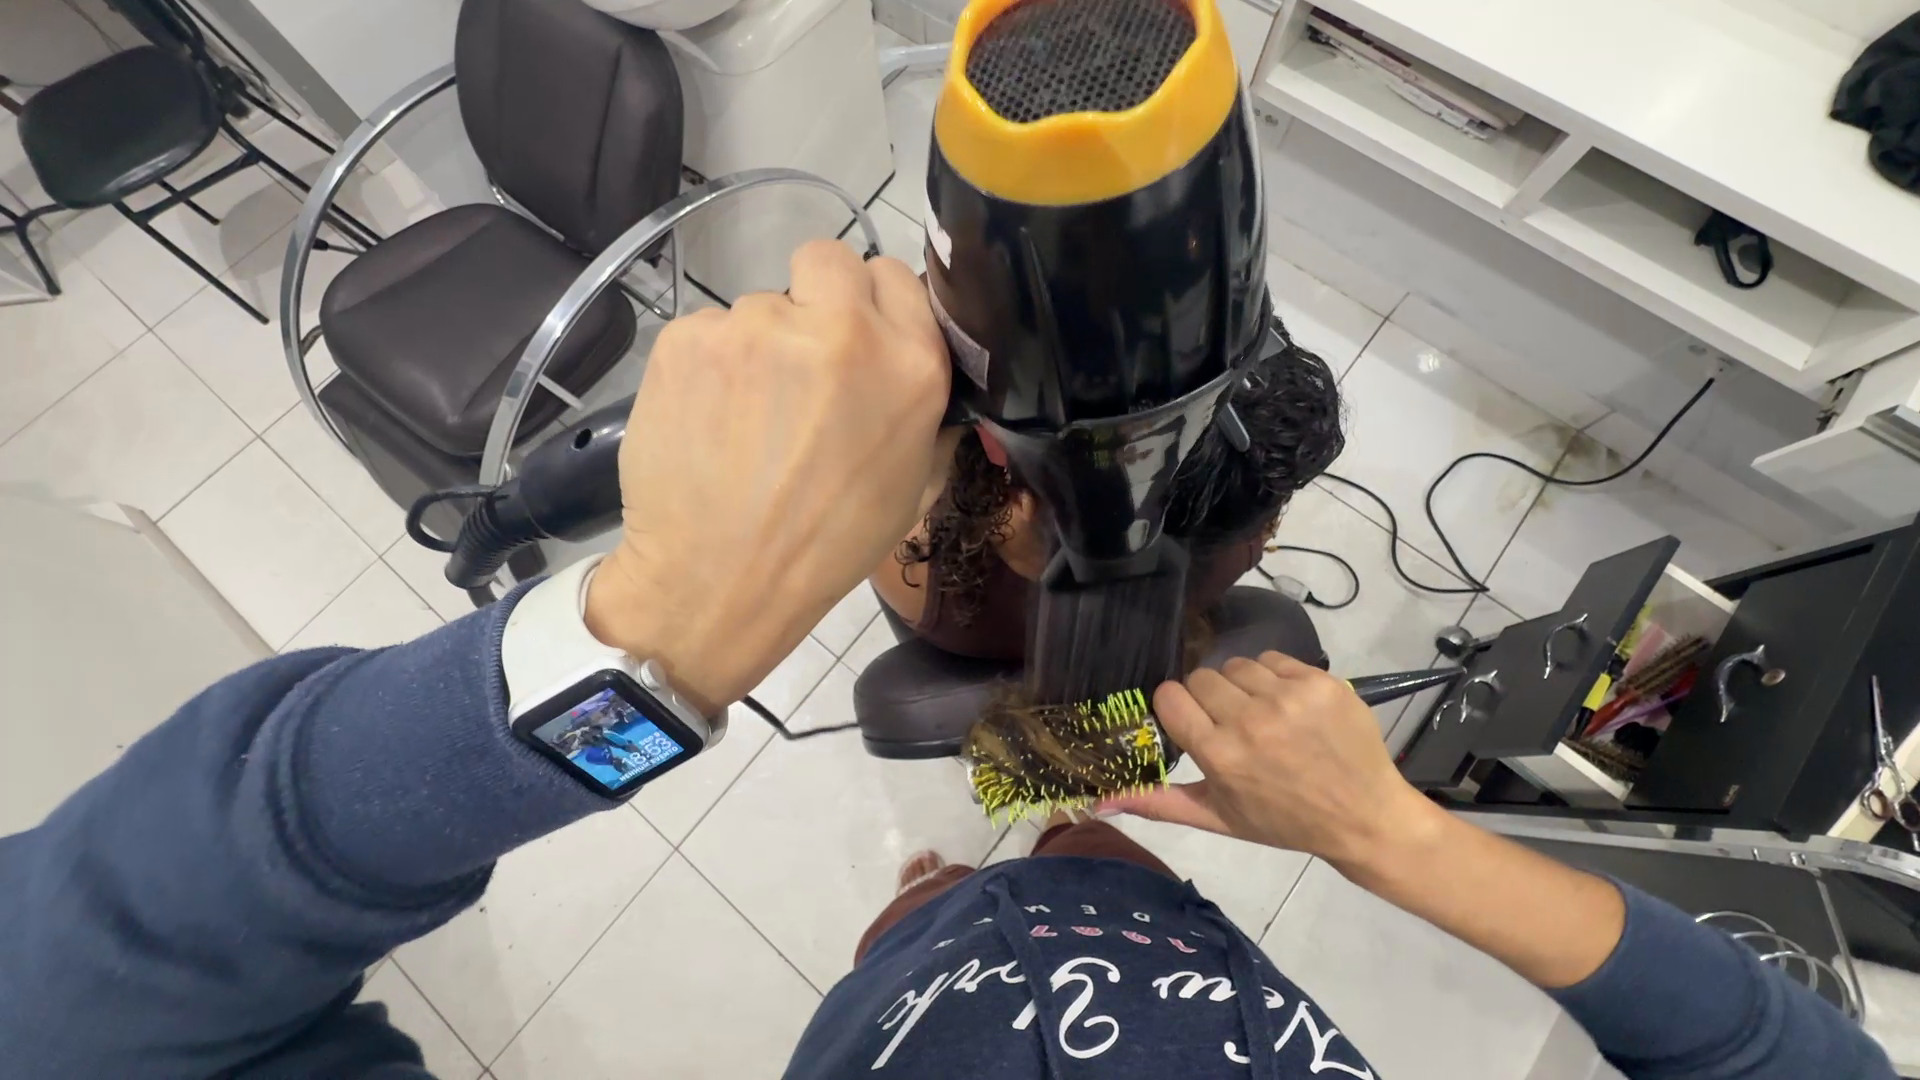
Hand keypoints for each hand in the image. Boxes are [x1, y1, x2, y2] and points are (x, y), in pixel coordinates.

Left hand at [584, 241, 958, 713]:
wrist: (720, 581)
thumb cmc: (830, 544)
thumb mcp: (913, 483)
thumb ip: (921, 405)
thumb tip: (910, 365)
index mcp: (910, 365)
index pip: (894, 274)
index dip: (874, 303)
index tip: (857, 338)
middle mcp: (842, 329)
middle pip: (828, 259)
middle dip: (819, 298)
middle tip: (802, 363)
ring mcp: (758, 326)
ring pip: (762, 304)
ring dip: (761, 344)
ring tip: (747, 416)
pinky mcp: (689, 337)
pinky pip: (709, 331)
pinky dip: (710, 365)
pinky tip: (708, 420)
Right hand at [1103, 651, 1444, 873]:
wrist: (1367, 817)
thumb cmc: (1284, 821)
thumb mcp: (1218, 818)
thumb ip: (1158, 803)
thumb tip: (1099, 800)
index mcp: (1219, 755)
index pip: (1170, 696)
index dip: (1177, 707)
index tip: (1194, 723)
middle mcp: (1249, 721)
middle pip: (1201, 677)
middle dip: (1211, 698)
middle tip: (1234, 725)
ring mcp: (1288, 698)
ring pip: (1236, 665)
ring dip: (1244, 686)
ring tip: (1266, 716)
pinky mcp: (1320, 681)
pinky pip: (1273, 658)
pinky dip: (1276, 677)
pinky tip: (1291, 706)